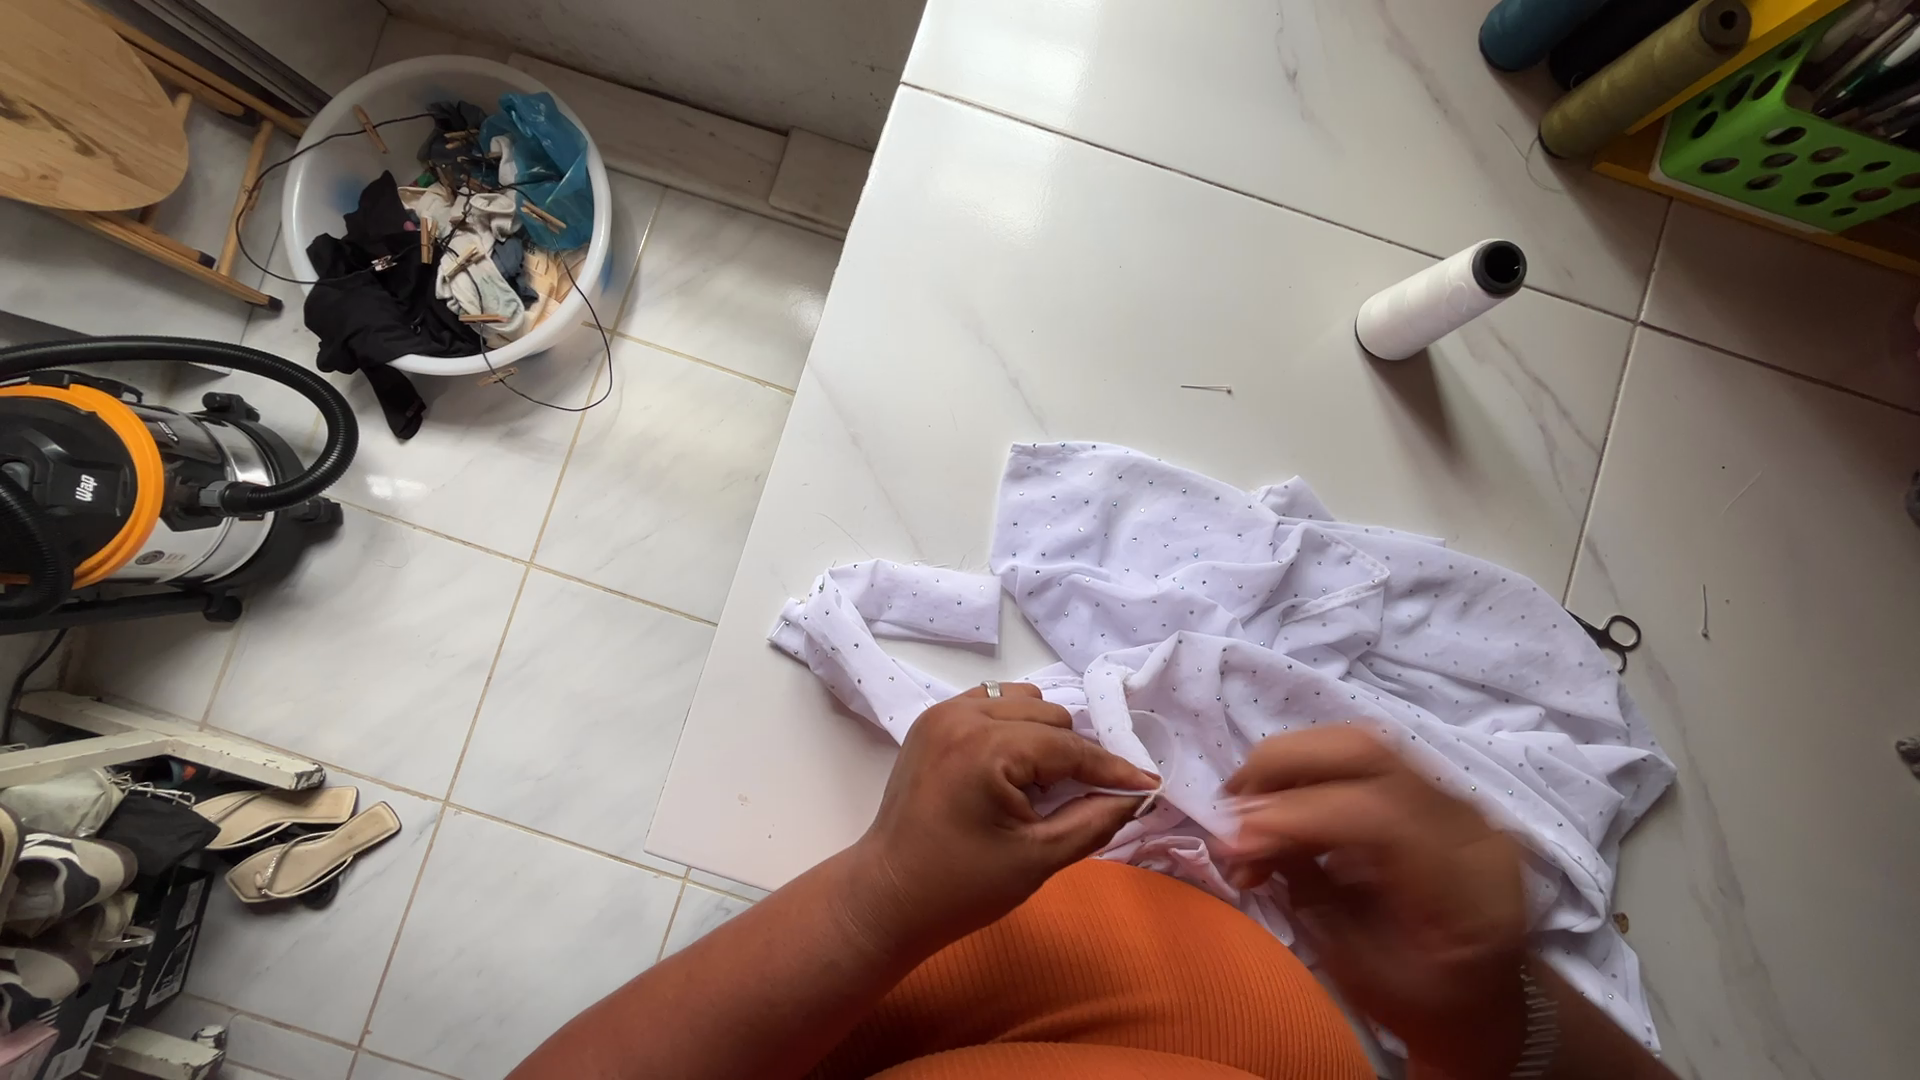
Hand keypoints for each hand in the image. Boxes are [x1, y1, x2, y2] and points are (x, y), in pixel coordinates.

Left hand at [842, 683, 1158, 954]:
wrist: (889, 895)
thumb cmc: (961, 886)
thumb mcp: (1038, 859)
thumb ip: (1094, 820)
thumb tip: (1136, 796)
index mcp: (986, 747)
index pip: (1067, 747)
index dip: (1111, 768)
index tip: (1148, 784)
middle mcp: (963, 715)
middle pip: (1050, 716)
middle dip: (1074, 756)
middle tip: (1080, 798)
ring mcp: (943, 713)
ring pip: (1023, 701)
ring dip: (1043, 735)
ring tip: (1039, 784)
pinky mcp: (932, 720)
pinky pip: (992, 701)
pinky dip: (1013, 725)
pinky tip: (1012, 765)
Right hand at [1220, 728, 1529, 1077]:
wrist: (1482, 997)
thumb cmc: (1420, 1002)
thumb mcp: (1361, 971)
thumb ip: (1306, 892)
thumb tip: (1240, 839)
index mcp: (1470, 890)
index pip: (1378, 817)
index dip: (1295, 818)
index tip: (1235, 843)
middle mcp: (1470, 827)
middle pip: (1365, 752)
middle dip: (1281, 767)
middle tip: (1232, 805)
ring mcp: (1454, 799)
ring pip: (1357, 741)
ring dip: (1286, 763)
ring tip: (1246, 801)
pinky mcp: (1432, 788)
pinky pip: (1359, 755)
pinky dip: (1305, 770)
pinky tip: (1276, 800)